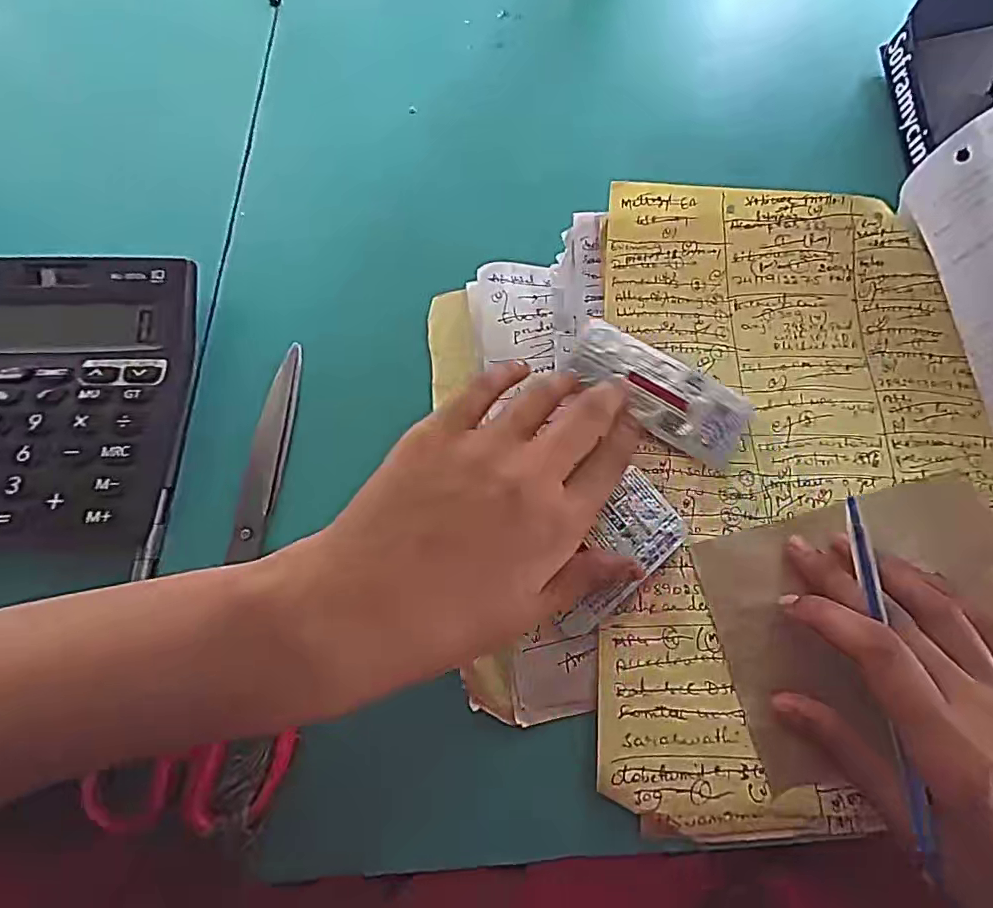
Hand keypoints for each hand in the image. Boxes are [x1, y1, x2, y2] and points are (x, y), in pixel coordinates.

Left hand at [262, 363, 645, 718]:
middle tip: (616, 387)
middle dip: (608, 399)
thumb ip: (583, 578)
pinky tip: (517, 369)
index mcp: (558, 523)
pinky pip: (480, 391)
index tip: (633, 424)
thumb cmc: (448, 623)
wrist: (358, 608)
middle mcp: (532, 475)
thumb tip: (634, 566)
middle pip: (585, 421)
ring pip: (539, 398)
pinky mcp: (438, 432)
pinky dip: (505, 374)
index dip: (627, 439)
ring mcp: (484, 448)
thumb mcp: (526, 612)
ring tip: (573, 379)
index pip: (609, 467)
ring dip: (564, 383)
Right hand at [773, 535, 992, 907]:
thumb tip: (785, 702)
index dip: (833, 618)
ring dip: (897, 573)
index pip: (884, 657)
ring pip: (951, 615)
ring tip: (856, 548)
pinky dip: (949, 597)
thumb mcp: (915, 836)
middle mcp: (992, 712)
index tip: (792, 599)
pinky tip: (924, 582)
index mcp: (958, 754)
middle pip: (908, 624)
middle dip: (848, 580)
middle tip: (806, 549)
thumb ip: (851, 758)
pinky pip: (991, 633)